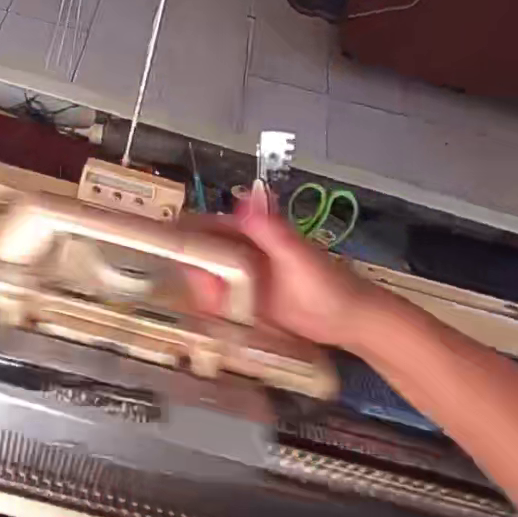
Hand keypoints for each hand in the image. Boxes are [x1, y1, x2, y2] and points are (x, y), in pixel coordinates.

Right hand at [191, 186, 390, 349]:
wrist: (349, 320)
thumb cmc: (326, 285)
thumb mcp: (296, 256)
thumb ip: (270, 230)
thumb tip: (245, 195)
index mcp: (253, 234)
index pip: (209, 226)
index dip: (186, 233)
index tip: (167, 246)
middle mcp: (245, 252)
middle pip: (203, 254)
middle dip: (195, 272)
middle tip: (205, 294)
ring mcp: (245, 278)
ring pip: (209, 279)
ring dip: (203, 293)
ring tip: (214, 308)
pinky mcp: (248, 302)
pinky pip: (220, 301)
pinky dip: (213, 307)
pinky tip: (216, 317)